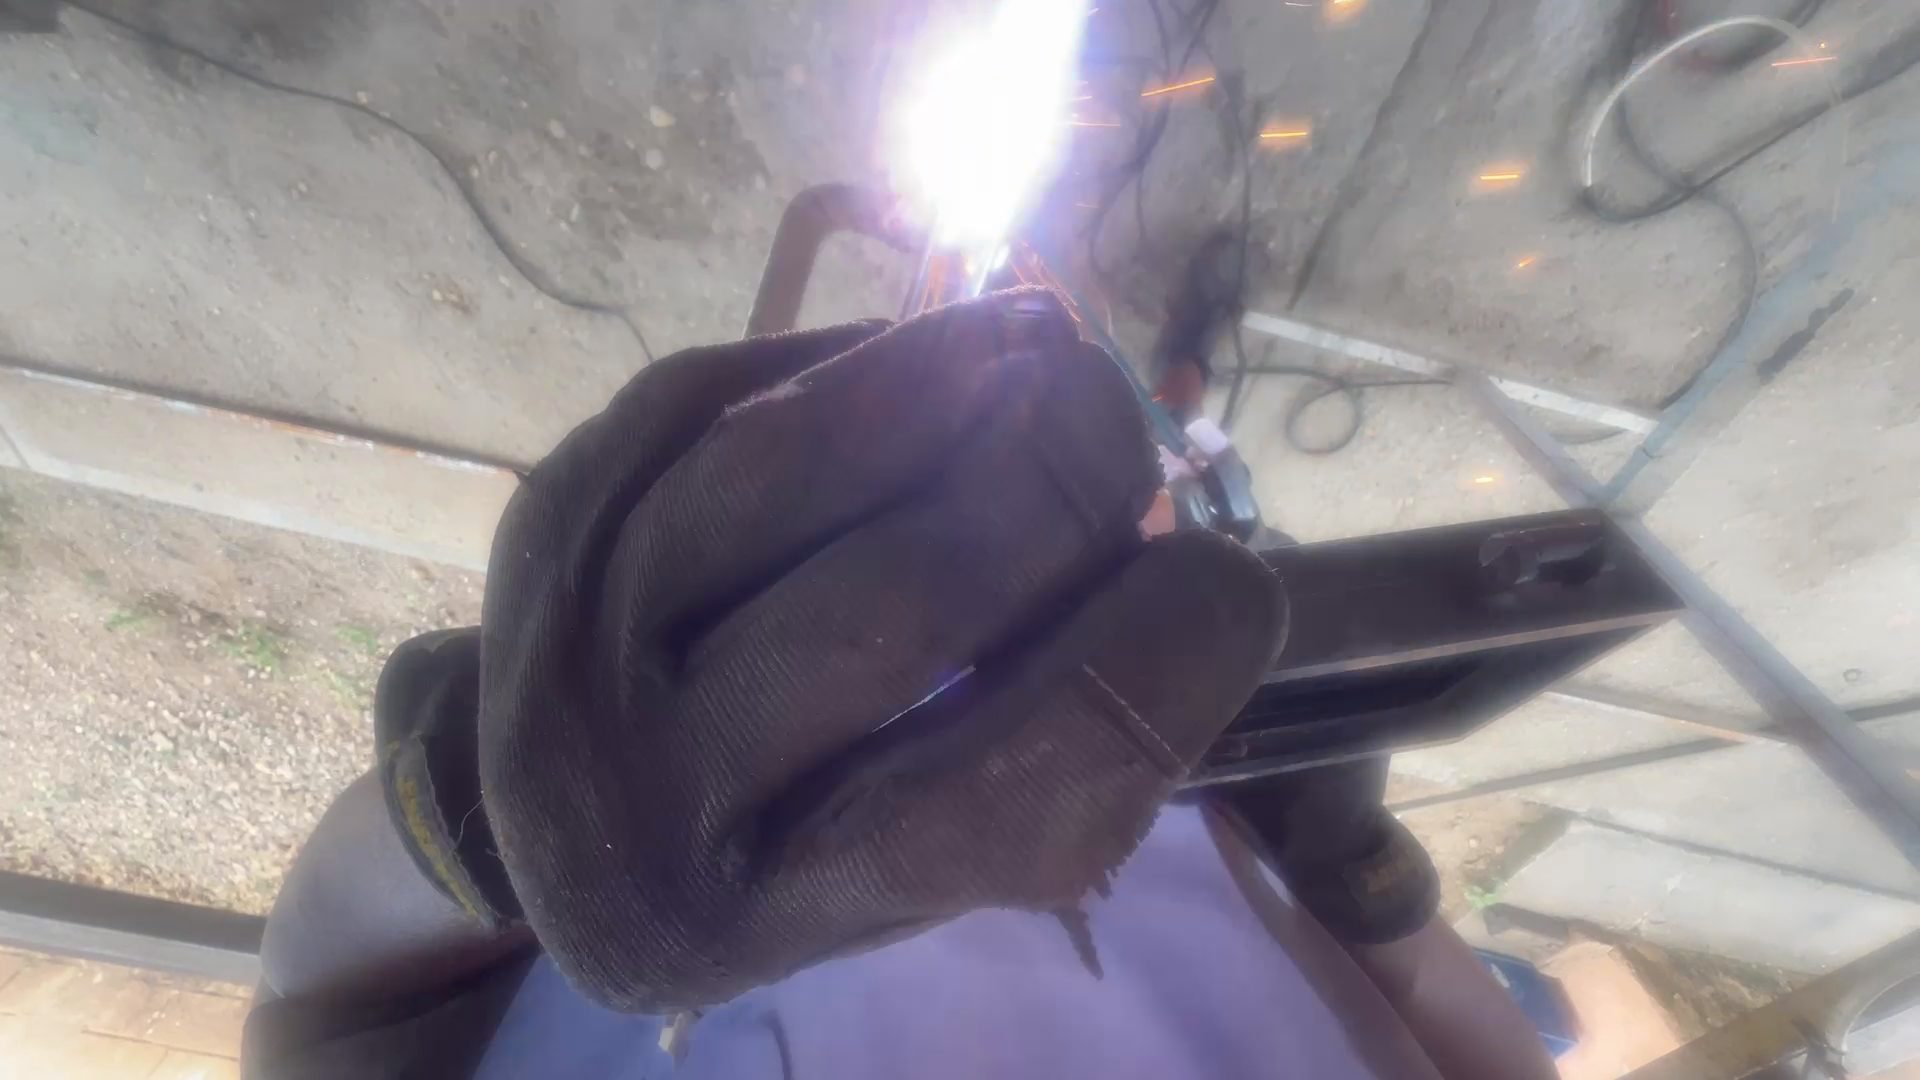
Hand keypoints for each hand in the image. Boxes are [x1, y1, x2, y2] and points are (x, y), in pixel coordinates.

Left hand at [410, 291, 1285, 1009]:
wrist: (573, 800)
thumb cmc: (782, 821)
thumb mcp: (915, 839)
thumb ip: (1041, 745)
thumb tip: (1157, 570)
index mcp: (780, 906)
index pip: (1016, 788)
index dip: (1163, 664)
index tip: (1231, 581)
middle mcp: (653, 796)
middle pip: (910, 597)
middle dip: (1060, 479)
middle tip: (1120, 420)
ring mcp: (577, 641)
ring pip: (799, 462)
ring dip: (957, 378)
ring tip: (1041, 348)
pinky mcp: (551, 517)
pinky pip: (714, 394)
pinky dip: (847, 358)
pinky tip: (925, 355)